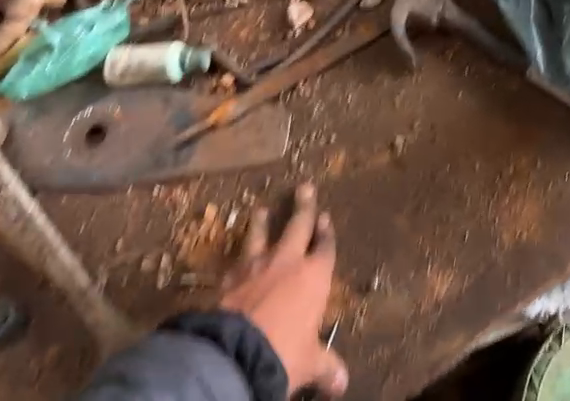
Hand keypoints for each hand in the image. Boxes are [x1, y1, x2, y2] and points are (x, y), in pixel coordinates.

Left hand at [220, 183, 346, 398]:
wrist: (234, 353)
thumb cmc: (284, 352)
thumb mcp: (309, 363)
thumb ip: (326, 366)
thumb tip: (342, 384)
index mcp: (314, 276)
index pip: (324, 247)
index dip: (326, 233)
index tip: (325, 218)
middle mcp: (287, 261)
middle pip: (297, 226)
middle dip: (303, 207)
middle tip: (305, 188)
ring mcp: (254, 266)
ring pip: (260, 235)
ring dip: (261, 222)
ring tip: (260, 210)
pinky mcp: (227, 279)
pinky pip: (233, 261)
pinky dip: (236, 256)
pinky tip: (233, 257)